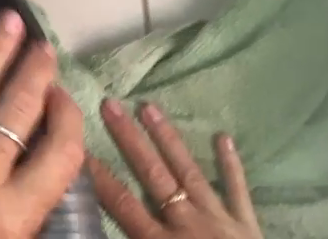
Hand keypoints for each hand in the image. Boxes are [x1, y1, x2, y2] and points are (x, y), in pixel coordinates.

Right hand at [88, 100, 262, 238]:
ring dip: (168, 138)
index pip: (122, 204)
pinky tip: (224, 137)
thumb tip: (93, 237)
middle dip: (130, 138)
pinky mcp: (248, 226)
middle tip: (110, 103)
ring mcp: (219, 220)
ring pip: (188, 172)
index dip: (99, 175)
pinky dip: (231, 165)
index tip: (79, 147)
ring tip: (149, 106)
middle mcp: (186, 224)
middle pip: (152, 175)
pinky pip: (238, 192)